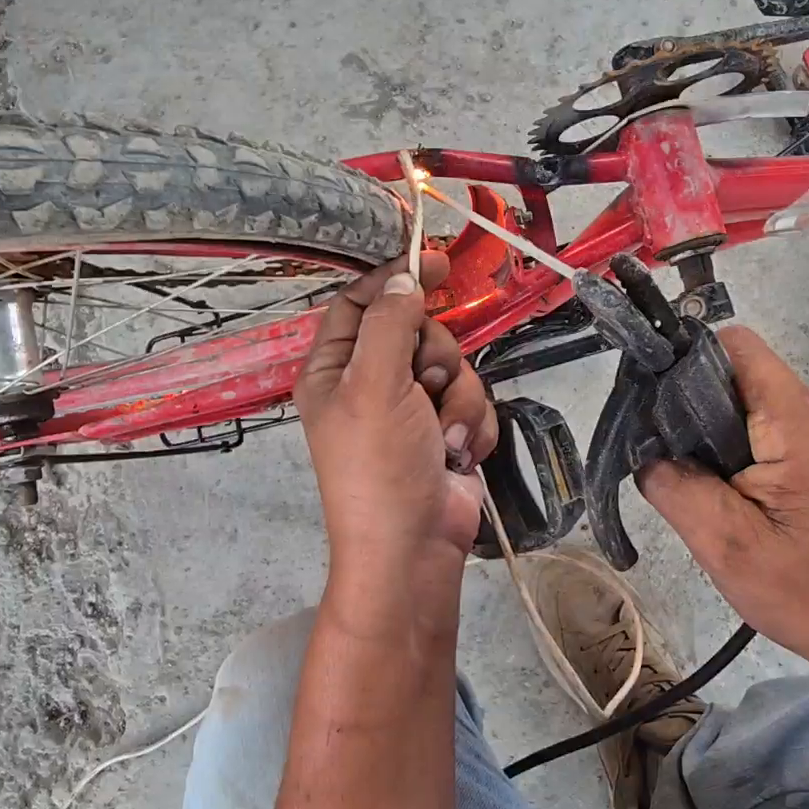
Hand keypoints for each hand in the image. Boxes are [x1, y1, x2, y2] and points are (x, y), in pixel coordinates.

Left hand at [294, 251, 498, 564]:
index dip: (396, 277)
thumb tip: (403, 276)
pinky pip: (473, 400)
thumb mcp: (375, 386)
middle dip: (437, 359)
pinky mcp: (445, 429)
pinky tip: (460, 453)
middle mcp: (370, 381)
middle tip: (428, 387)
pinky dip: (473, 424)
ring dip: (460, 400)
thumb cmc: (380, 466)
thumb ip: (391, 323)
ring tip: (445, 435)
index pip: (361, 302)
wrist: (414, 547)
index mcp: (334, 368)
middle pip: (418, 330)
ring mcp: (411, 407)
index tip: (437, 261)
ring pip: (454, 366)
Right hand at [635, 326, 808, 674]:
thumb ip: (676, 488)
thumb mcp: (729, 548)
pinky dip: (759, 457)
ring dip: (732, 446)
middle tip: (695, 483)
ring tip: (729, 504)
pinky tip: (760, 508)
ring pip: (760, 408)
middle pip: (742, 380)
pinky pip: (784, 430)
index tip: (662, 420)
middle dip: (705, 421)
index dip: (687, 369)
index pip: (733, 348)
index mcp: (802, 421)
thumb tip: (646, 450)